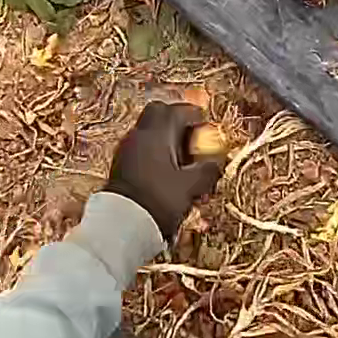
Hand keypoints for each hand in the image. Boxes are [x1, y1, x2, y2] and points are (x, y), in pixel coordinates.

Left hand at [105, 102, 222, 239]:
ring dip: (168, 142)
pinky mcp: (121, 165)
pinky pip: (143, 149)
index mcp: (157, 133)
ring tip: (185, 165)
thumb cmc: (158, 200)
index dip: (197, 118)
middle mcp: (139, 135)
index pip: (179, 110)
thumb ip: (208, 170)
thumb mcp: (191, 186)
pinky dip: (157, 155)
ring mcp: (127, 149)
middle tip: (194, 141)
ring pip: (151, 132)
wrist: (121, 227)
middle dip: (179, 124)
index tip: (208, 130)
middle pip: (160, 114)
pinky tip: (168, 176)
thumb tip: (217, 162)